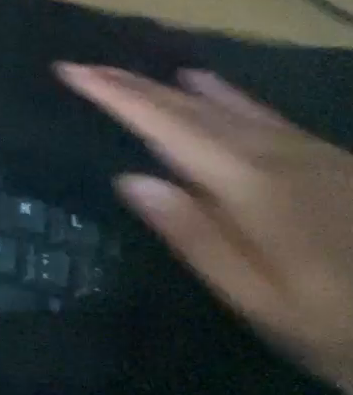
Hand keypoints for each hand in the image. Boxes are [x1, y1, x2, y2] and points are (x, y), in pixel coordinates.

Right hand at [57, 63, 352, 394]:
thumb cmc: (340, 329)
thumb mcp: (259, 300)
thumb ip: (195, 237)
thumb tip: (130, 178)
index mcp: (251, 188)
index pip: (166, 127)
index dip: (115, 96)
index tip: (69, 69)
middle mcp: (282, 160)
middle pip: (196, 112)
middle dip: (136, 86)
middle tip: (87, 66)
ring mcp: (318, 161)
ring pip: (233, 110)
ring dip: (176, 89)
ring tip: (138, 72)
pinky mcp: (341, 169)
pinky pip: (269, 119)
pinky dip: (230, 99)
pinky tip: (219, 92)